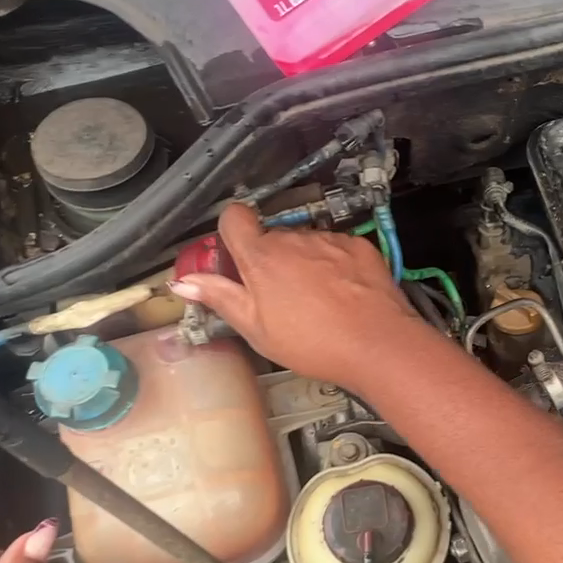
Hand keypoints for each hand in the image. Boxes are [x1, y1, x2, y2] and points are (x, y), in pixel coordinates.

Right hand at [170, 203, 432, 388]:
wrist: (378, 344)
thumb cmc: (314, 343)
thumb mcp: (257, 329)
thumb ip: (220, 298)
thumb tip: (184, 281)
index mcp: (262, 256)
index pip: (233, 218)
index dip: (232, 233)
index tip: (236, 257)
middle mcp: (295, 239)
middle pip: (273, 237)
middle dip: (272, 260)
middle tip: (280, 297)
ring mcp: (330, 240)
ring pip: (307, 243)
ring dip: (305, 263)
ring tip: (317, 301)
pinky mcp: (360, 247)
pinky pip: (338, 248)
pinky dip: (336, 265)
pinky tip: (343, 294)